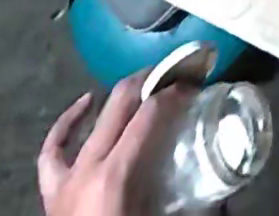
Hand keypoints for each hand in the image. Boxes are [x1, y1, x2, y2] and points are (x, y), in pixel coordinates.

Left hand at [38, 72, 188, 215]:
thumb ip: (195, 214)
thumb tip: (227, 199)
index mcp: (115, 177)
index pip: (149, 114)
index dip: (174, 91)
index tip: (195, 83)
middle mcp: (87, 168)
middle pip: (120, 102)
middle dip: (151, 81)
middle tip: (176, 77)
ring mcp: (64, 181)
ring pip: (92, 119)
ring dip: (119, 97)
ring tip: (142, 86)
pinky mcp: (51, 196)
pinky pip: (53, 151)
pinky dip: (69, 123)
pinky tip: (85, 104)